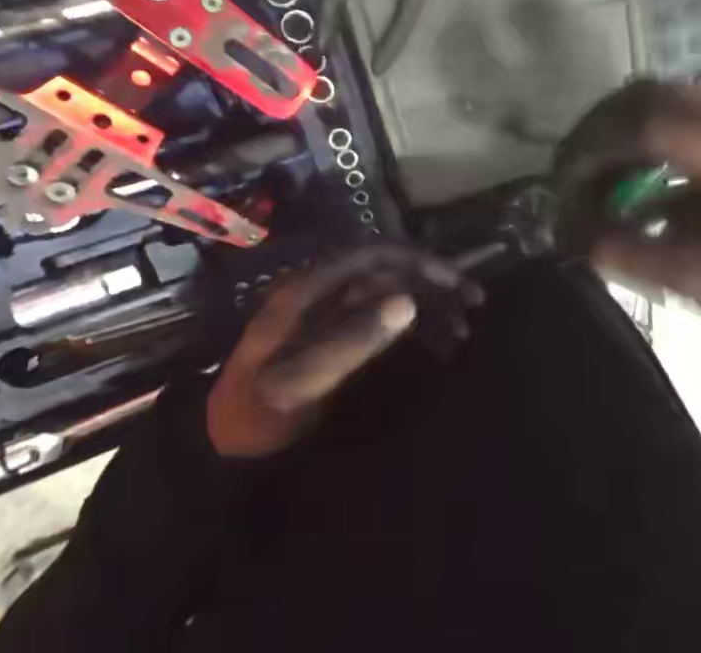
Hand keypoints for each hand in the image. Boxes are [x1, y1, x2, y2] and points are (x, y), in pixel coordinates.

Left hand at [206, 244, 482, 457]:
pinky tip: (440, 347)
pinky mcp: (338, 335)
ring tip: (463, 332)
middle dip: (432, 282)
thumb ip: (351, 342)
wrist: (226, 445)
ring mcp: (330, 313)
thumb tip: (406, 301)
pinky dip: (415, 329)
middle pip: (388, 271)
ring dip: (428, 307)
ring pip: (390, 294)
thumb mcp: (301, 383)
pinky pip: (384, 320)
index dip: (418, 261)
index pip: (373, 256)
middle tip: (474, 303)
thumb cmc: (258, 412)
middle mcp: (322, 292)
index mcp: (308, 290)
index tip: (455, 282)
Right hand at [587, 85, 700, 336]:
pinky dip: (632, 125)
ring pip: (657, 92)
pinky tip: (619, 159)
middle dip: (597, 129)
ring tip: (588, 164)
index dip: (597, 148)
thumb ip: (623, 251)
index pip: (654, 127)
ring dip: (612, 123)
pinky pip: (670, 104)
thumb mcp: (690, 280)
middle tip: (567, 168)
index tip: (565, 180)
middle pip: (651, 96)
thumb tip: (565, 223)